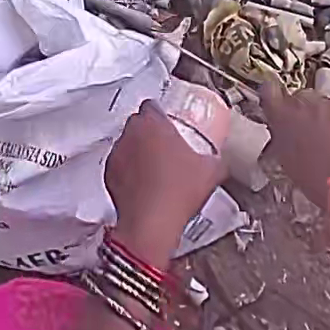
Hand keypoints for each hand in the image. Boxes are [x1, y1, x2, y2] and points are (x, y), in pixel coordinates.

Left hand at [105, 101, 223, 264]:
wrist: (151, 224)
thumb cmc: (178, 191)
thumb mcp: (211, 171)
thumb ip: (215, 159)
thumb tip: (220, 161)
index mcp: (154, 123)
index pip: (152, 105)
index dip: (160, 114)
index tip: (169, 124)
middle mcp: (131, 132)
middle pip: (138, 123)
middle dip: (149, 132)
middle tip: (165, 147)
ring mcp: (117, 152)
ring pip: (127, 143)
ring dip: (137, 150)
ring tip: (154, 168)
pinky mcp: (109, 173)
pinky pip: (119, 164)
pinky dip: (127, 170)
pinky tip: (142, 184)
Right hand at [259, 82, 329, 210]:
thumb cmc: (317, 179)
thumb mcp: (287, 161)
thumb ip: (282, 138)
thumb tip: (284, 135)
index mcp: (280, 116)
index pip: (269, 91)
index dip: (272, 95)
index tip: (275, 100)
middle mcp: (300, 103)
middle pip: (297, 98)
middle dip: (300, 111)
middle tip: (306, 132)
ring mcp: (324, 103)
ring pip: (318, 103)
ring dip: (320, 115)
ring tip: (328, 139)